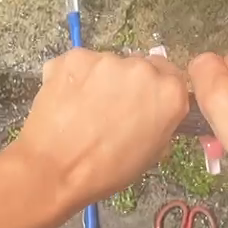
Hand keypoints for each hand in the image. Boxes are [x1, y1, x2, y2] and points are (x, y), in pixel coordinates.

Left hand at [7, 48, 188, 212]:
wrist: (56, 169)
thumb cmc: (106, 170)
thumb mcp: (152, 152)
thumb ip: (161, 119)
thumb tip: (155, 108)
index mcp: (168, 93)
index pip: (171, 76)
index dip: (155, 89)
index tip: (143, 100)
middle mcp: (141, 69)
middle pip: (139, 66)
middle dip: (127, 83)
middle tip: (110, 109)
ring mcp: (106, 60)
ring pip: (107, 64)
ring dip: (99, 80)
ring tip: (83, 109)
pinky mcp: (74, 58)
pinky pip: (78, 64)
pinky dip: (72, 77)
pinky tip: (66, 101)